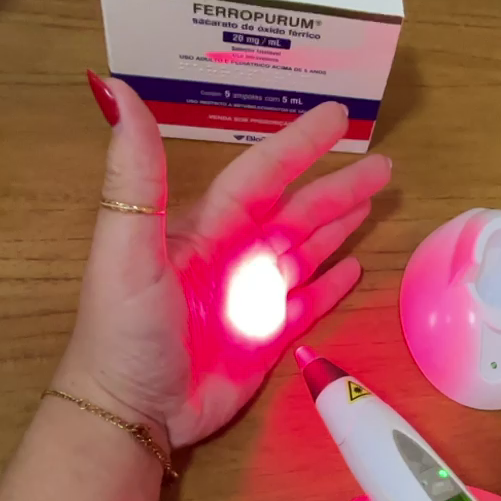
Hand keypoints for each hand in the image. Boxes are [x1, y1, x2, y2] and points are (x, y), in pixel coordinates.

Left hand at [54, 73, 391, 446]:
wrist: (132, 410)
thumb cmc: (127, 331)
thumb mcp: (125, 249)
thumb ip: (137, 176)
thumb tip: (118, 89)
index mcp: (206, 230)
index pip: (262, 176)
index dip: (299, 147)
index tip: (337, 117)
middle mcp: (235, 257)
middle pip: (296, 214)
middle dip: (337, 189)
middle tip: (382, 167)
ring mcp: (253, 300)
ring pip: (307, 254)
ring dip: (338, 227)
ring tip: (373, 203)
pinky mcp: (267, 340)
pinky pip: (307, 305)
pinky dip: (331, 286)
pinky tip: (355, 268)